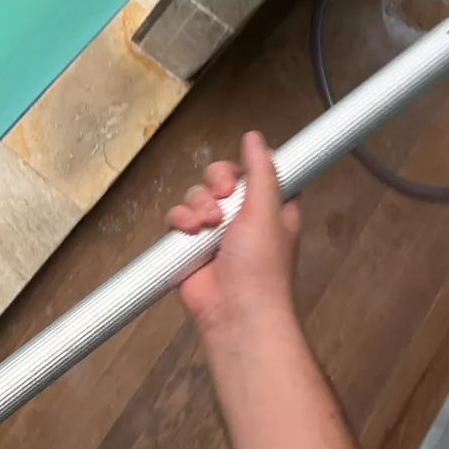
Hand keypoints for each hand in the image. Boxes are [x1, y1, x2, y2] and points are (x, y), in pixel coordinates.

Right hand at [168, 131, 302, 338]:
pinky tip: (188, 231)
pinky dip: (180, 220)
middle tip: (221, 197)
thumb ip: (260, 172)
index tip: (240, 175)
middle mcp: (243, 218)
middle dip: (216, 184)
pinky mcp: (190, 245)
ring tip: (205, 224)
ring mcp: (215, 232)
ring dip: (198, 205)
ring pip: (197, 196)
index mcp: (271, 209)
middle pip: (221, 180)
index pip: (256, 173)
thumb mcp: (266, 210)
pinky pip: (178, 218)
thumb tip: (255, 138)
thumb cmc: (261, 266)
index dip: (244, 168)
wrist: (234, 311)